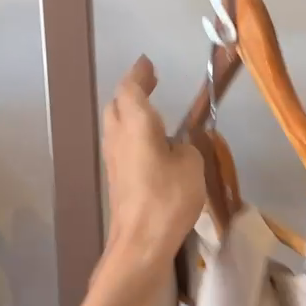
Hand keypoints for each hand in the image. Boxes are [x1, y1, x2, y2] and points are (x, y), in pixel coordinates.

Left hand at [100, 57, 205, 275]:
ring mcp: (114, 159)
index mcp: (136, 125)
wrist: (140, 242)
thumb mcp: (192, 166)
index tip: (148, 63)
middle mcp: (119, 136)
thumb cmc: (168, 199)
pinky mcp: (116, 179)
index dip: (139, 74)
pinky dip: (134, 136)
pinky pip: (123, 146)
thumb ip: (186, 147)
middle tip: (152, 84)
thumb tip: (177, 146)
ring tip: (153, 113)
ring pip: (117, 125)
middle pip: (118, 105)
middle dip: (132, 91)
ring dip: (131, 114)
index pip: (132, 89)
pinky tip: (151, 145)